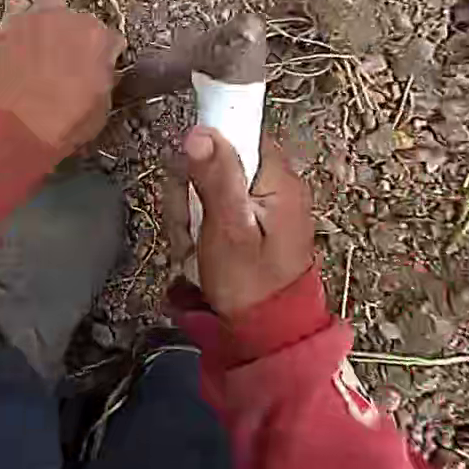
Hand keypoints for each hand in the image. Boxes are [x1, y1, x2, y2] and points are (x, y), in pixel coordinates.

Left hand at [0, 0, 124, 155]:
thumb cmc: (69, 122)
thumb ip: (105, 74)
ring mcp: (38, 19)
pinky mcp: (10, 27)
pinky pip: (20, 13)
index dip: (105, 56)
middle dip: (79, 39)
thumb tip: (101, 68)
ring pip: (52, 10)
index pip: (111, 39)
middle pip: (82, 22)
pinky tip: (23, 39)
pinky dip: (24, 24)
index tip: (99, 69)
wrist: (21, 129)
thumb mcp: (103, 104)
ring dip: (53, 24)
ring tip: (46, 47)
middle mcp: (72, 19)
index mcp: (100, 38)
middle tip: (71, 63)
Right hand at [176, 127, 314, 316]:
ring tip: (194, 245)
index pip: (239, 131)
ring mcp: (261, 203)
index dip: (209, 147)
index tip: (191, 178)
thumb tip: (199, 131)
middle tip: (191, 225)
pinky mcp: (249, 221)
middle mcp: (273, 183)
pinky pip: (212, 207)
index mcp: (278, 178)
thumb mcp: (229, 229)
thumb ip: (216, 178)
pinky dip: (198, 226)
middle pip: (217, 159)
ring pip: (207, 184)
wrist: (266, 337)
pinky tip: (198, 250)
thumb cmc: (250, 284)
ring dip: (189, 213)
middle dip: (191, 191)